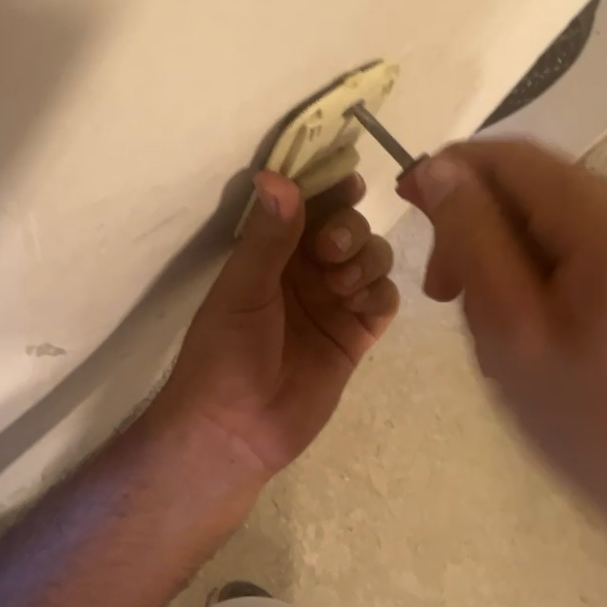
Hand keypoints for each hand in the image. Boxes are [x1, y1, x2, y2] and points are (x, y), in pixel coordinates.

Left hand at [143, 171, 399, 483]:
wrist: (234, 430)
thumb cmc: (223, 352)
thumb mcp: (243, 287)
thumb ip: (269, 235)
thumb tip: (276, 176)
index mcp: (270, 252)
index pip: (307, 207)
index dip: (329, 190)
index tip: (348, 180)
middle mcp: (304, 271)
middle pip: (346, 226)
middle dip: (348, 227)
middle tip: (332, 248)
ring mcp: (332, 302)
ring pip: (371, 258)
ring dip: (365, 258)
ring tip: (341, 284)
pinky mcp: (355, 337)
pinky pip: (383, 300)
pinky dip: (379, 291)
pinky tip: (358, 303)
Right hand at [397, 139, 606, 576]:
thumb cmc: (605, 429)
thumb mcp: (512, 330)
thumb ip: (470, 236)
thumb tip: (439, 168)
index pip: (510, 158)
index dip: (448, 171)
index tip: (405, 205)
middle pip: (540, 191)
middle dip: (482, 230)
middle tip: (447, 298)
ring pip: (567, 221)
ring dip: (517, 258)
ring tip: (502, 330)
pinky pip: (605, 248)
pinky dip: (559, 274)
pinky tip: (553, 333)